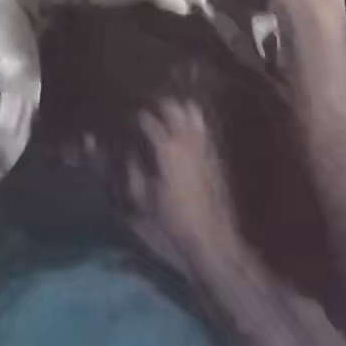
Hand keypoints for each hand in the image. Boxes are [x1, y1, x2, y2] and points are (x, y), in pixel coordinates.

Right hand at [127, 100, 244, 278]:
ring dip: (182, 110)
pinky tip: (193, 125)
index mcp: (167, 153)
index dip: (141, 117)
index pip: (151, 123)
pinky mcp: (215, 160)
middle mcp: (187, 146)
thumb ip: (134, 175)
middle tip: (152, 104)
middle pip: (175, 112)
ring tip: (174, 107)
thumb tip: (130, 157)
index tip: (133, 115)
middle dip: (162, 105)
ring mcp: (204, 151)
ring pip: (194, 117)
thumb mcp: (143, 201)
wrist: (211, 241)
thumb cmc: (172, 223)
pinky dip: (197, 124)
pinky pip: (205, 133)